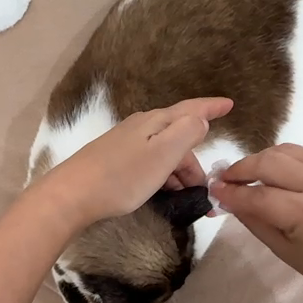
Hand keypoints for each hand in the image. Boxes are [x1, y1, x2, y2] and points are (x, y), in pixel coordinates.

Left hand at [29, 98, 232, 227]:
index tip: (230, 105)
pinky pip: (149, 162)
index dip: (211, 108)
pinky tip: (162, 191)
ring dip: (179, 171)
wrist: (72, 195)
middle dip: (194, 161)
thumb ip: (187, 133)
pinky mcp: (113, 160)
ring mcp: (124, 143)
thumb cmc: (122, 177)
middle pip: (177, 136)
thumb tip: (201, 119)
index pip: (191, 110)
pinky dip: (162, 175)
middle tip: (203, 190)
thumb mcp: (163, 155)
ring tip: (185, 196)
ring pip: (163, 152)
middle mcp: (140, 127)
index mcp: (156, 122)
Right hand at [210, 144, 302, 295]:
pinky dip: (284, 159)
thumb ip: (254, 221)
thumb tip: (229, 201)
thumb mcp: (284, 251)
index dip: (231, 193)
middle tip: (225, 178)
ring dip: (260, 159)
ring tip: (247, 173)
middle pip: (268, 163)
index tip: (213, 191)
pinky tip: (274, 172)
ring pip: (286, 150)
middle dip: (241, 169)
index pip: (257, 196)